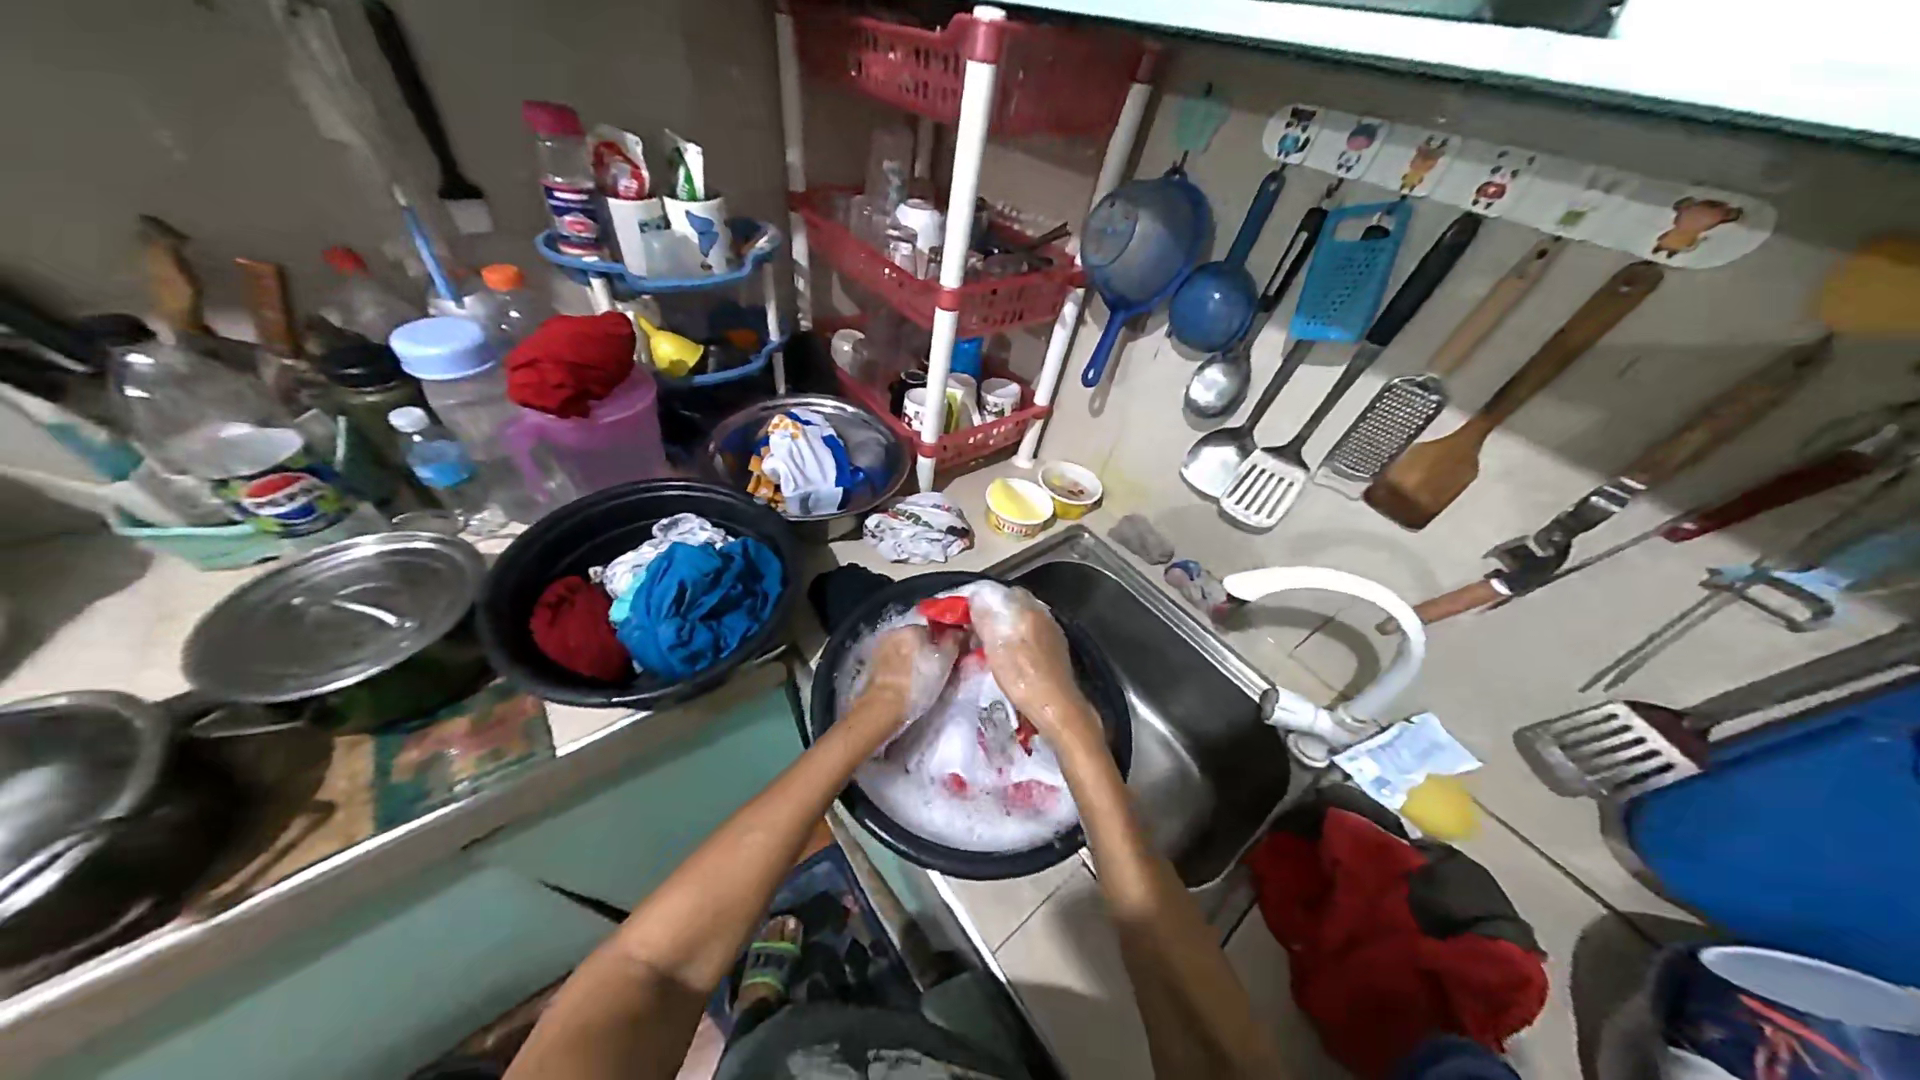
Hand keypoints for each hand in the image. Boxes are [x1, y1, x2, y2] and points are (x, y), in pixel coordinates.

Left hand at [853, 624, 959, 728]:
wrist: (883, 708)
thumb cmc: (918, 683)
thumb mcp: (945, 661)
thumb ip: (954, 641)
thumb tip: (961, 630)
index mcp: (912, 627)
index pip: (933, 631)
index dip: (943, 646)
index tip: (948, 661)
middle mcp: (893, 632)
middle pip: (916, 640)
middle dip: (925, 652)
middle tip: (934, 673)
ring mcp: (879, 648)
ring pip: (904, 652)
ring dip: (911, 661)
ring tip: (919, 681)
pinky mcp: (871, 665)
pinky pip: (892, 663)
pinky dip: (899, 670)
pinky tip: (904, 684)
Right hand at [965, 583, 1102, 753]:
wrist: (1058, 708)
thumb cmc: (1023, 680)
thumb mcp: (995, 649)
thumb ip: (986, 618)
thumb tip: (975, 597)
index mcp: (1026, 609)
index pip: (995, 591)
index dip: (976, 600)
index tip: (962, 613)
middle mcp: (1041, 613)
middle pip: (1009, 601)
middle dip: (989, 611)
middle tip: (972, 628)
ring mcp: (1051, 628)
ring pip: (1020, 616)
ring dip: (1003, 623)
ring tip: (987, 641)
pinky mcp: (1055, 645)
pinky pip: (1030, 630)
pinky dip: (1016, 635)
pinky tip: (1009, 652)